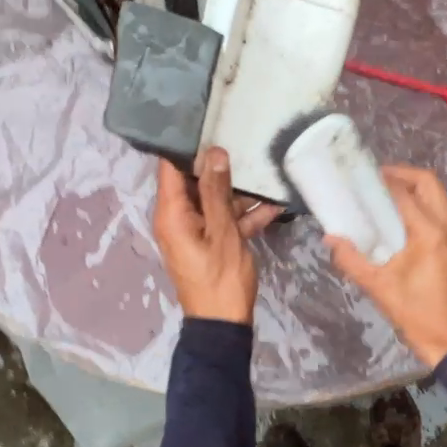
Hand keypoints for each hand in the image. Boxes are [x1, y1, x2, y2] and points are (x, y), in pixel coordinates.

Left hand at [154, 149, 275, 324]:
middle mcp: (178, 218)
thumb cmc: (220, 278)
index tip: (209, 122)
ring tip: (267, 168)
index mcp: (171, 213)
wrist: (224, 324)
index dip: (187, 145)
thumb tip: (214, 153)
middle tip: (244, 137)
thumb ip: (217, 191)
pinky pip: (226, 220)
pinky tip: (276, 204)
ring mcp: (197, 230)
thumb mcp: (223, 232)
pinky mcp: (213, 241)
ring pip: (215, 200)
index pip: (170, 167)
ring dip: (240, 191)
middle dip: (220, 165)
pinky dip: (246, 214)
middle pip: (195, 181)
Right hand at [327, 166, 446, 366]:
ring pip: (438, 195)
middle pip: (427, 182)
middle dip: (401, 175)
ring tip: (386, 197)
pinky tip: (403, 220)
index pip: (403, 193)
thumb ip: (352, 260)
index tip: (359, 180)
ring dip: (414, 189)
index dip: (380, 182)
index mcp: (431, 233)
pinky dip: (424, 206)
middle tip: (375, 181)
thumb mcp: (378, 288)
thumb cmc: (416, 315)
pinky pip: (443, 212)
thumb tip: (330, 238)